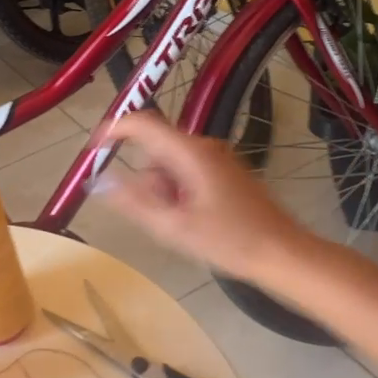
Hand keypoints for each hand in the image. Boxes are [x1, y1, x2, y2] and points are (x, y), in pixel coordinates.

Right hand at [95, 112, 309, 281]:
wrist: (284, 254)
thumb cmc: (229, 241)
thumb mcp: (174, 226)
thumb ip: (133, 201)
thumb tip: (99, 181)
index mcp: (190, 152)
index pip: (142, 123)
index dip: (113, 130)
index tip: (93, 149)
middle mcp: (204, 146)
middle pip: (156, 148)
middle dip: (145, 179)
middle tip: (152, 215)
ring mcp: (218, 157)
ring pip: (170, 162)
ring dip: (162, 188)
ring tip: (177, 224)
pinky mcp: (226, 171)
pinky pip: (187, 170)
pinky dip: (178, 191)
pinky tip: (191, 220)